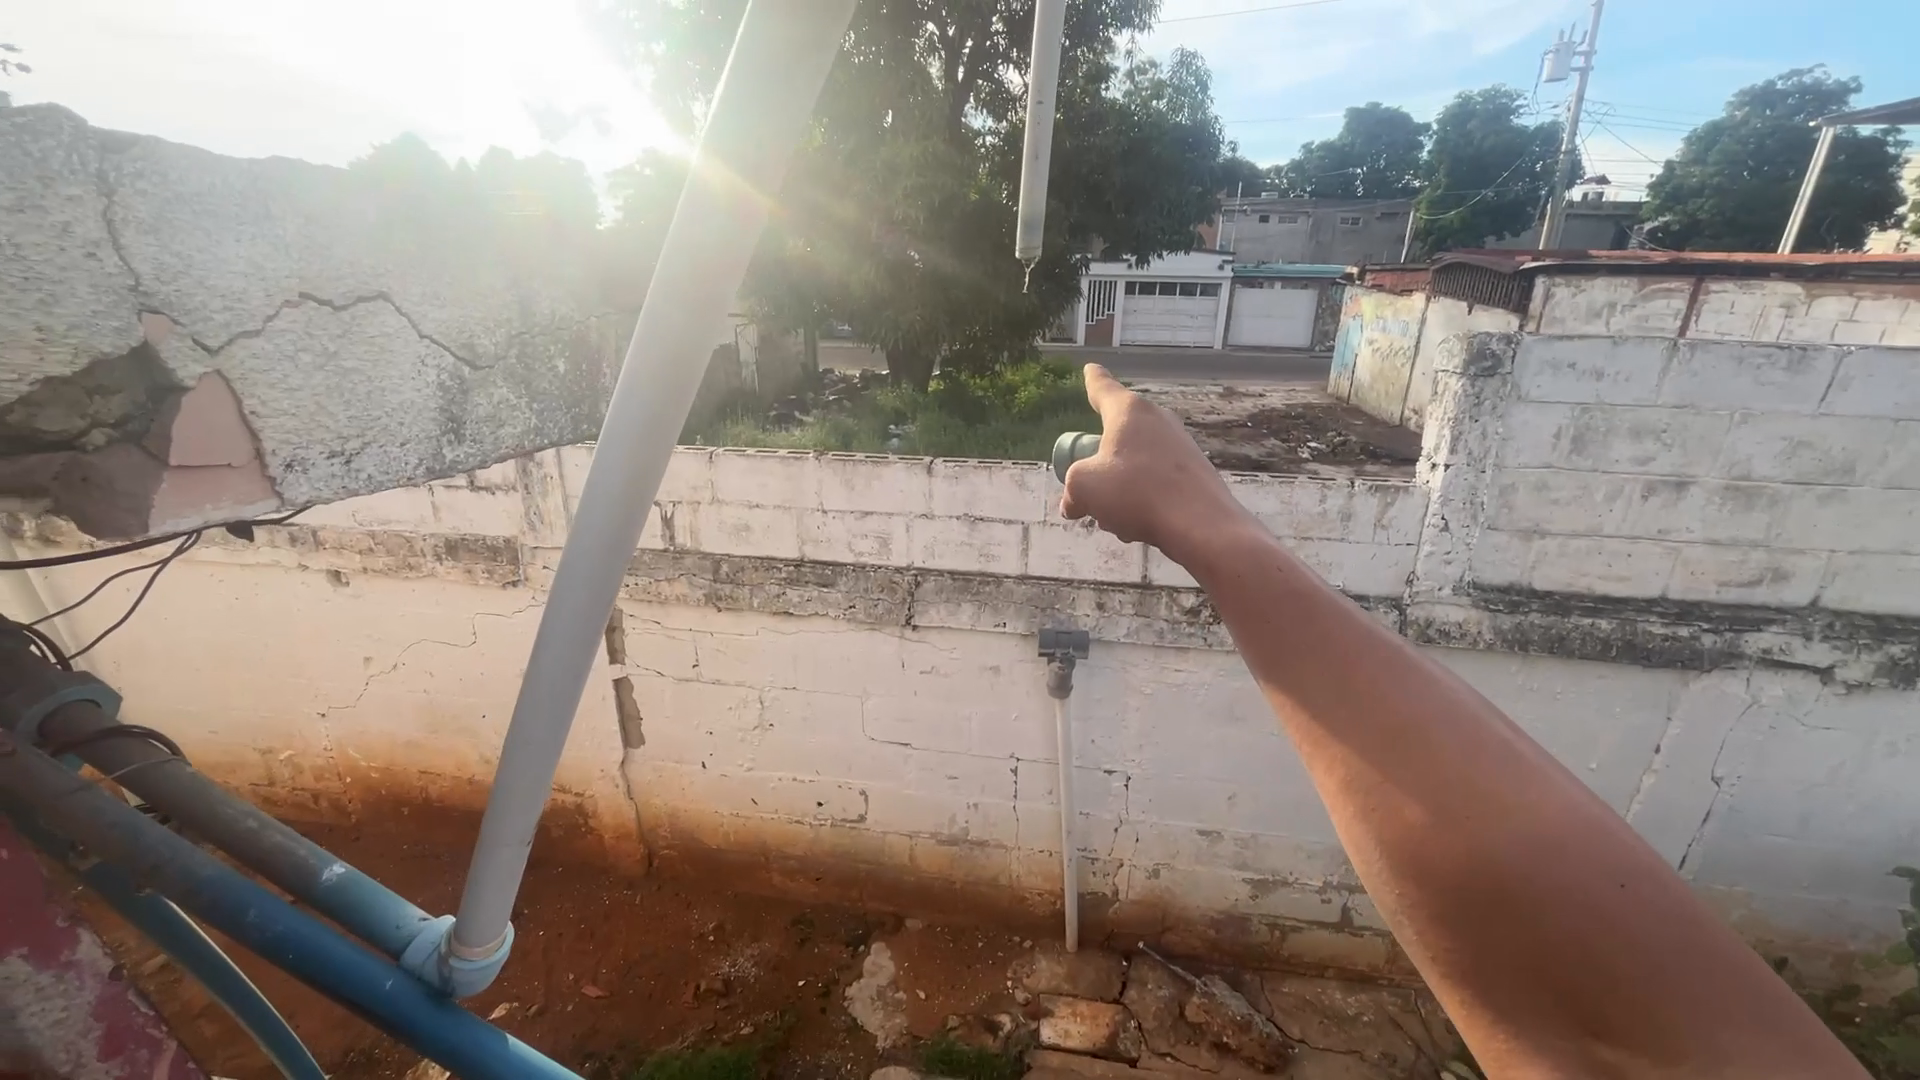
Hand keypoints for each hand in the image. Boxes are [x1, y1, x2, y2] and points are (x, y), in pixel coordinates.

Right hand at [1059, 364, 1251, 563]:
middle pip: (1117, 435)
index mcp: (1128, 412)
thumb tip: (1072, 503)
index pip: (1103, 388)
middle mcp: (1156, 420)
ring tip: (1116, 517)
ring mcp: (1179, 445)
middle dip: (1100, 462)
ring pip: (1133, 464)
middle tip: (1091, 489)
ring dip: (1119, 488)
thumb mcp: (1084, 488)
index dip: (1092, 380)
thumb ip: (1071, 490)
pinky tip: (1140, 525)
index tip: (1090, 368)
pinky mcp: (1193, 471)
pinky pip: (1154, 481)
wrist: (1201, 524)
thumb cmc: (1136, 493)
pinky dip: (1141, 499)